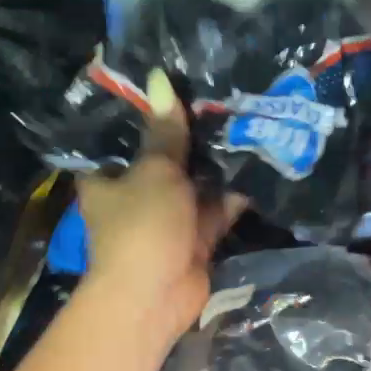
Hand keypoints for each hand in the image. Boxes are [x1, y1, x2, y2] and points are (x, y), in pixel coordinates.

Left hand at [76, 69, 240, 337]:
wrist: (154, 298)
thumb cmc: (141, 226)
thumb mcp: (154, 170)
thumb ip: (166, 130)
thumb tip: (158, 77)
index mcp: (107, 176)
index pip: (123, 133)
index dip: (146, 107)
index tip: (174, 72)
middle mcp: (134, 194)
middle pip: (164, 155)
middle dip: (192, 131)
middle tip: (226, 87)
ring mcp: (166, 218)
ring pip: (194, 182)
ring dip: (218, 160)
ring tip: (252, 113)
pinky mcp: (194, 239)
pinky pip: (216, 208)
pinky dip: (235, 192)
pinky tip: (263, 158)